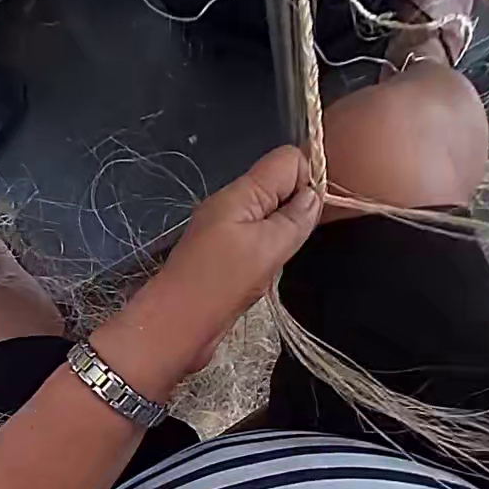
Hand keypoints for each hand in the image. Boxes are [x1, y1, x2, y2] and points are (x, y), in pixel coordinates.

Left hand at [93, 146, 320, 399]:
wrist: (174, 328)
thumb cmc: (219, 284)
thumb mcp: (266, 247)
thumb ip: (294, 218)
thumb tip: (314, 194)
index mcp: (240, 193)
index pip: (286, 160)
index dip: (309, 180)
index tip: (312, 217)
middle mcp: (232, 206)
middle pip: (279, 188)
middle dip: (298, 211)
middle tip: (296, 244)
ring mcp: (226, 233)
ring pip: (270, 218)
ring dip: (284, 236)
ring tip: (280, 262)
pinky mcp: (224, 258)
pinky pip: (258, 242)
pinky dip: (270, 254)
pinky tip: (267, 275)